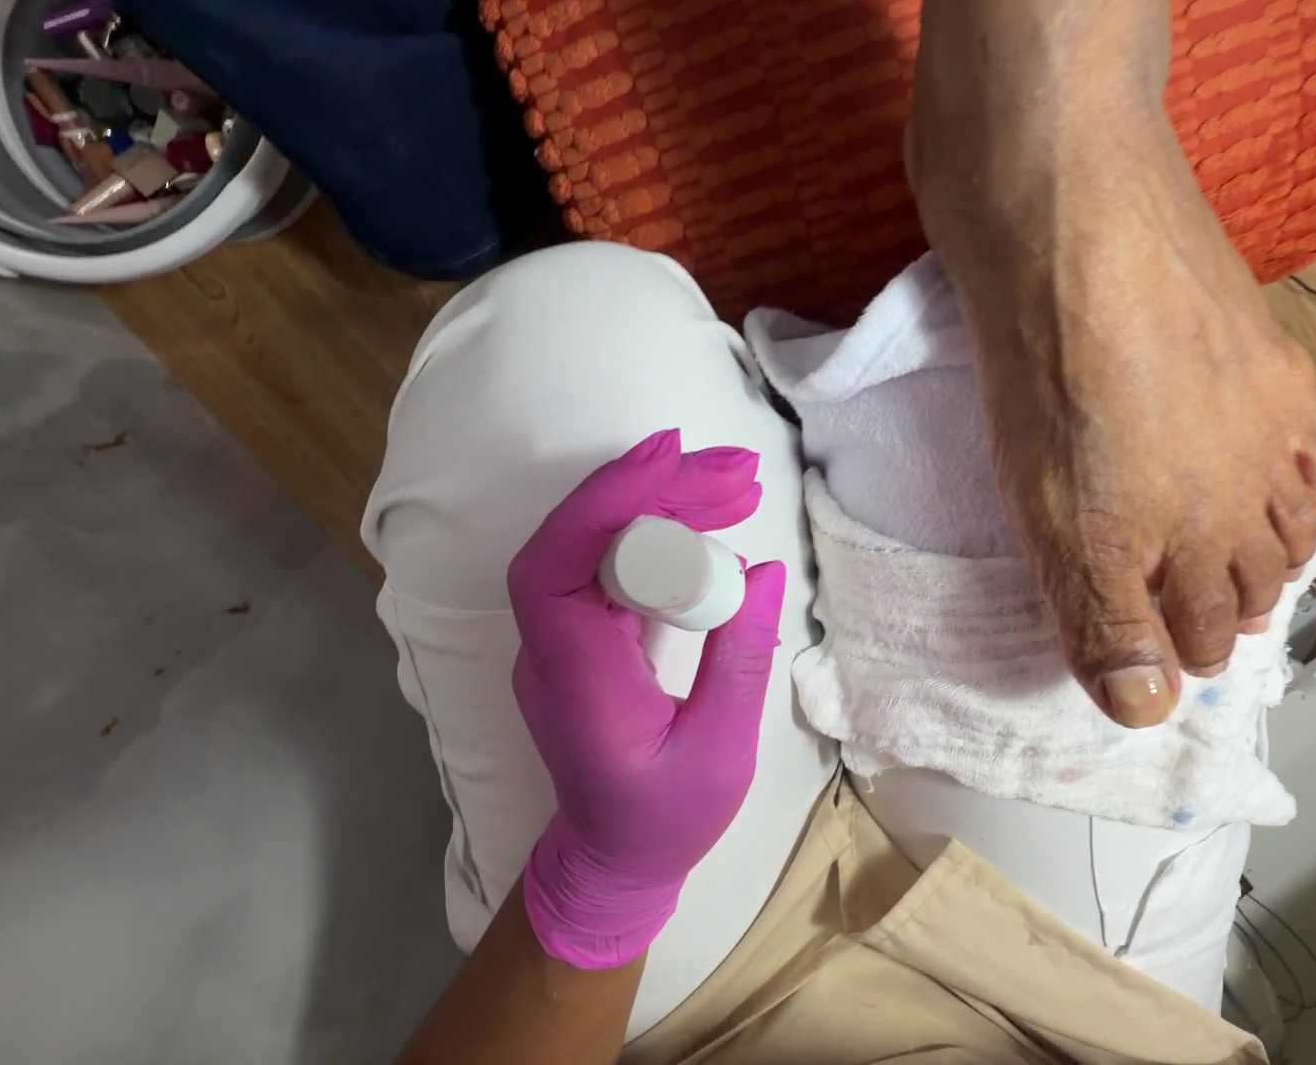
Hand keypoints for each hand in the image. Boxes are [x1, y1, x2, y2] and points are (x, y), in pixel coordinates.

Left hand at [506, 429, 786, 968]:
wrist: (614, 856)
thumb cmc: (664, 820)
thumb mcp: (721, 752)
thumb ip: (740, 660)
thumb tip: (763, 570)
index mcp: (573, 679)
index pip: (557, 566)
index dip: (604, 501)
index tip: (668, 458)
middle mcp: (553, 645)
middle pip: (584, 536)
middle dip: (658, 489)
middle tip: (738, 470)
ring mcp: (564, 635)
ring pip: (599, 542)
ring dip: (665, 503)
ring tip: (739, 486)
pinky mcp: (586, 632)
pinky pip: (615, 564)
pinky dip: (662, 532)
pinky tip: (711, 519)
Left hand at [912, 0, 1315, 727]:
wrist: (1065, 224)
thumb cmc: (1039, 375)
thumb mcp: (1049, 514)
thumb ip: (1100, 612)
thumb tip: (1145, 714)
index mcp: (1179, 530)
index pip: (1197, 629)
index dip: (1176, 657)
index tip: (1161, 669)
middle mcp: (1242, 482)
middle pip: (1247, 581)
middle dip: (1216, 616)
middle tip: (1193, 629)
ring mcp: (1262, 411)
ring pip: (1283, 519)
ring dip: (1260, 559)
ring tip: (1236, 577)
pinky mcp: (1262, 351)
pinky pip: (1299, 446)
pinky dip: (1294, 485)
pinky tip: (1283, 486)